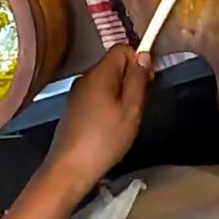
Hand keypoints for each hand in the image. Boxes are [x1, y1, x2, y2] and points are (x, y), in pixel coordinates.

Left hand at [43, 45, 150, 189]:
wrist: (69, 169)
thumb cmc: (104, 139)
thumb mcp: (130, 110)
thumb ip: (138, 79)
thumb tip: (144, 53)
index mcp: (99, 73)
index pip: (122, 49)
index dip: (139, 59)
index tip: (149, 81)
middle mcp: (85, 77)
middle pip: (114, 64)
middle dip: (131, 78)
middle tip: (139, 104)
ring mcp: (77, 93)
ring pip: (107, 80)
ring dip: (121, 92)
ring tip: (126, 118)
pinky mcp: (74, 107)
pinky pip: (97, 93)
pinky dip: (109, 102)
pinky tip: (111, 124)